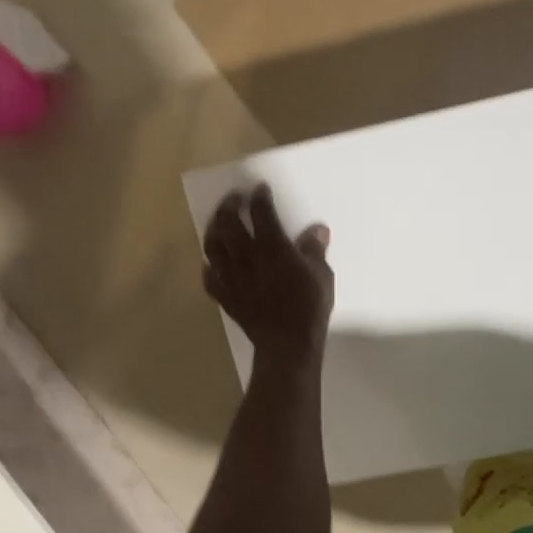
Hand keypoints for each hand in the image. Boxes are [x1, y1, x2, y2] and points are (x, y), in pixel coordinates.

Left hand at [202, 184, 333, 368]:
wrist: (287, 342)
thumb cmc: (309, 307)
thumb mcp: (322, 275)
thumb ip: (315, 250)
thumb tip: (317, 230)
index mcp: (272, 247)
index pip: (262, 213)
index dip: (260, 198)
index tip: (260, 189)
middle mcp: (247, 256)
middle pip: (229, 224)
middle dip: (230, 206)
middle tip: (234, 199)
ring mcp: (232, 277)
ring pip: (213, 247)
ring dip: (214, 231)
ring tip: (219, 224)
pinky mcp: (226, 297)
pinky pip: (211, 278)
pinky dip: (210, 268)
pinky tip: (213, 264)